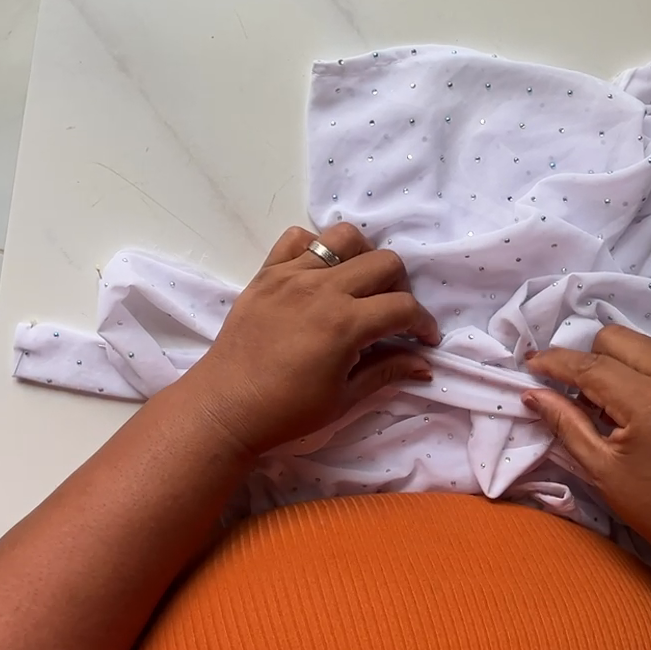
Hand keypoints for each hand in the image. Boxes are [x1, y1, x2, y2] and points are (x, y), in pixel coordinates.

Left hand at [177, 223, 438, 456]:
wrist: (225, 407)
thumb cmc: (286, 412)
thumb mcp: (344, 399)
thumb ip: (387, 372)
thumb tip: (425, 364)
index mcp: (344, 324)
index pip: (403, 308)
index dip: (423, 324)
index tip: (424, 341)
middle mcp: (321, 289)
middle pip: (384, 263)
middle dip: (400, 288)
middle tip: (392, 316)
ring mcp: (290, 275)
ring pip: (343, 238)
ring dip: (362, 257)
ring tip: (358, 286)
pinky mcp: (266, 273)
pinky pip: (296, 238)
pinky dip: (314, 249)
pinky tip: (318, 276)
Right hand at [524, 326, 650, 592]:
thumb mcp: (603, 471)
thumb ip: (565, 423)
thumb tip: (532, 392)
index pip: (591, 366)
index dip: (555, 362)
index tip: (530, 363)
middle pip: (616, 338)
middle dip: (588, 358)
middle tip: (578, 393)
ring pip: (645, 344)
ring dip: (618, 362)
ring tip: (611, 401)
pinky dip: (647, 372)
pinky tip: (643, 407)